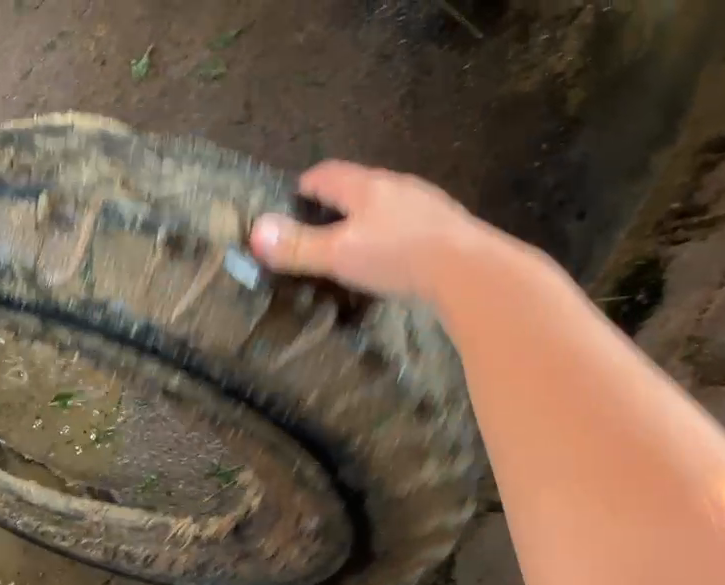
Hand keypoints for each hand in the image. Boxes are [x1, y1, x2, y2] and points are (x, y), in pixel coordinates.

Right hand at [250, 161, 486, 303]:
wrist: (469, 270)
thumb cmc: (396, 255)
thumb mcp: (336, 254)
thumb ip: (296, 246)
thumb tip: (255, 232)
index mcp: (367, 188)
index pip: (327, 174)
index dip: (305, 184)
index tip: (289, 200)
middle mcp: (397, 187)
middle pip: (357, 187)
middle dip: (333, 203)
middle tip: (313, 226)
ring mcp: (424, 205)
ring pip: (383, 204)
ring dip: (363, 218)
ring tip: (347, 242)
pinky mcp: (443, 227)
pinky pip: (404, 223)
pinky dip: (387, 234)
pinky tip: (385, 255)